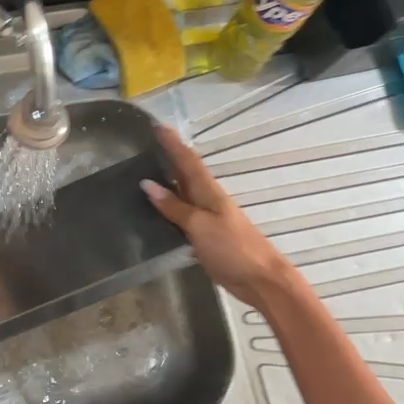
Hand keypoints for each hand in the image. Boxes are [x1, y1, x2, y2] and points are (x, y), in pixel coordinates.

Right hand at [143, 125, 305, 311]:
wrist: (260, 280)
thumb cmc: (232, 248)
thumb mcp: (199, 225)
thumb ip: (174, 206)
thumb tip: (147, 184)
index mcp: (208, 191)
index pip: (186, 159)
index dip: (172, 142)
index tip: (155, 124)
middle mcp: (207, 199)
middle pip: (185, 172)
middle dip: (167, 156)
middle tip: (145, 143)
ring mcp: (207, 217)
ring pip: (183, 192)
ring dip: (167, 180)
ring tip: (143, 171)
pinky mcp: (205, 235)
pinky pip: (182, 213)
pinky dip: (169, 206)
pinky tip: (157, 210)